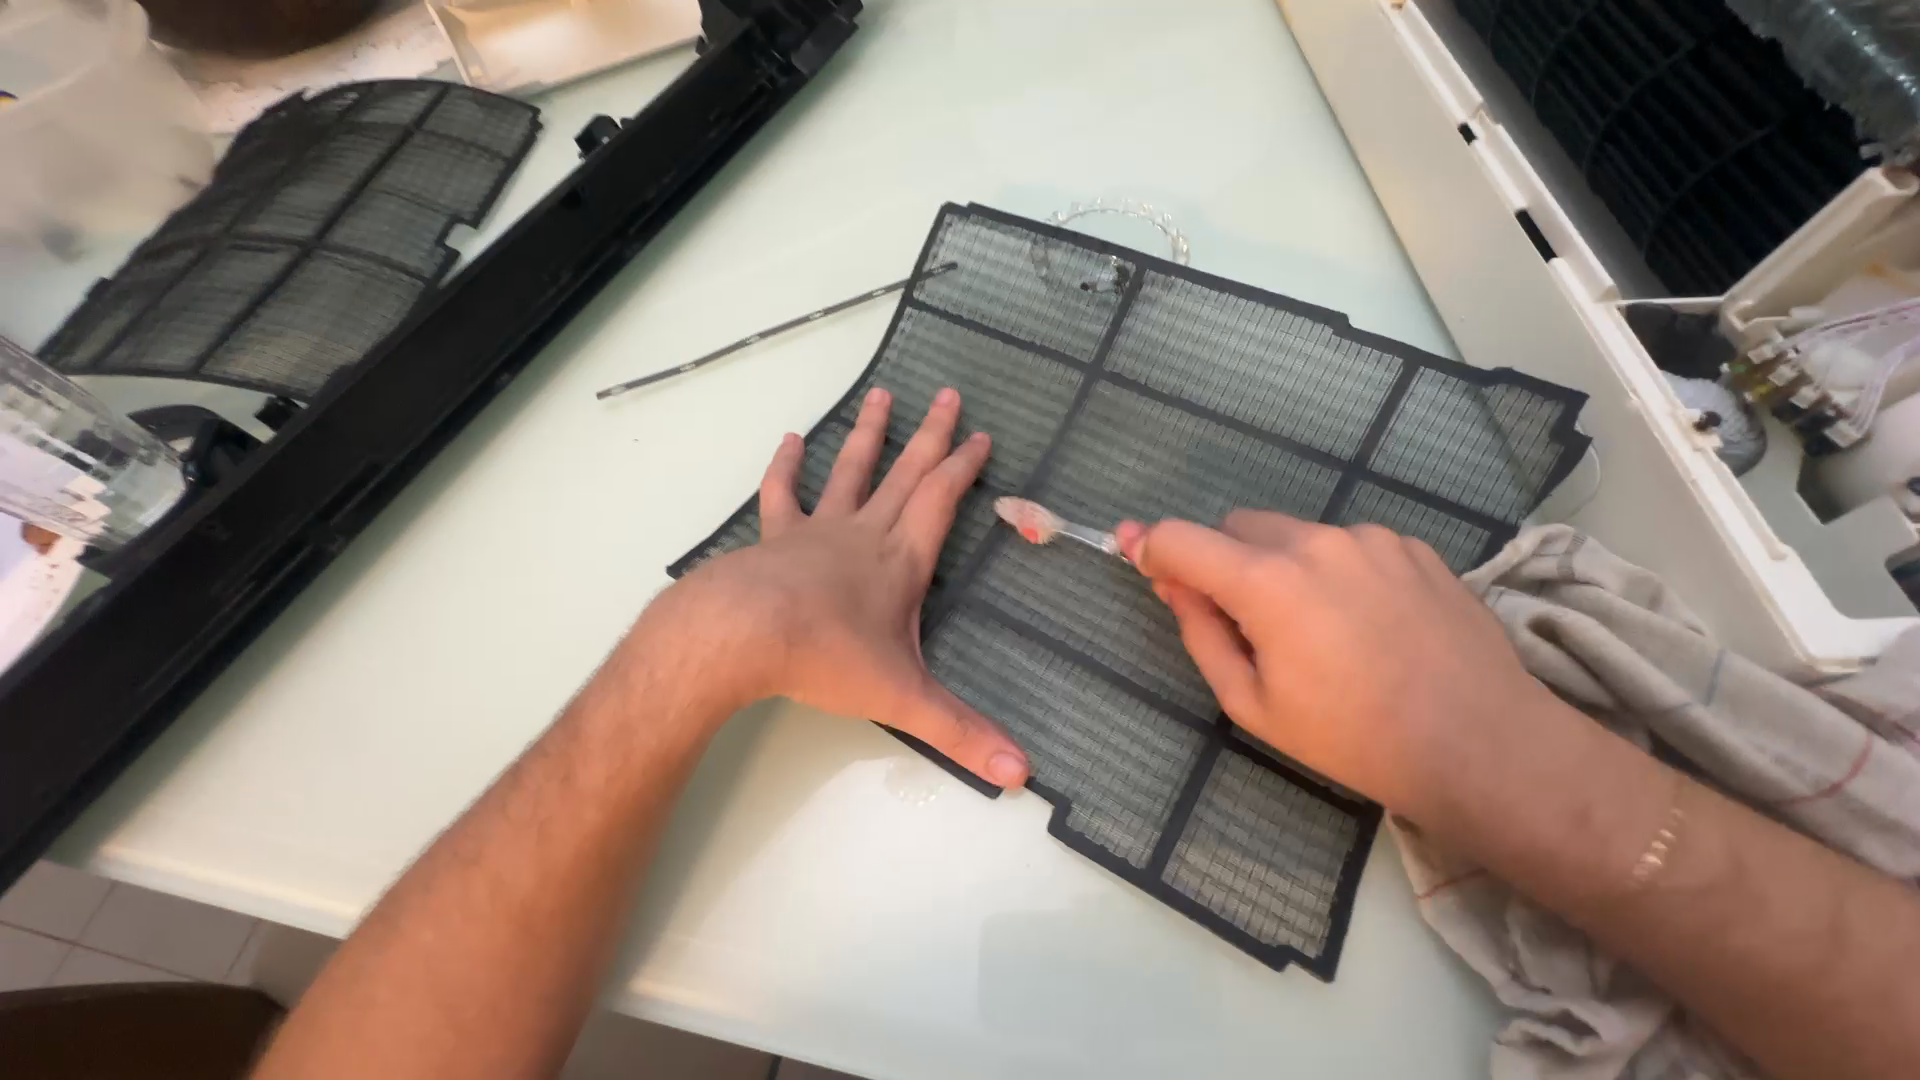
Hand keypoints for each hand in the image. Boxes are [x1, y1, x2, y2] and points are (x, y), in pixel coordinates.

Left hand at [638, 385, 1030, 787]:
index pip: (942, 500)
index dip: (965, 467)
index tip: (982, 435)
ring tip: (882, 393)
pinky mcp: (775, 537)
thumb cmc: (826, 658)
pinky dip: (787, 466)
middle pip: (906, 472)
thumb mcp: (904, 699)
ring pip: (851, 470)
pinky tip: (790, 440)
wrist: (740, 637)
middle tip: (950, 393)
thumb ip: (962, 733)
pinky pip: (784, 493)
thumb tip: (1022, 773)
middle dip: (932, 435)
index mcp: (902, 560)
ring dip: (870, 433)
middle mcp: (865, 533)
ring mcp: (817, 529)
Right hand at [1115, 511, 1553, 820]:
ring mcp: (1370, 538)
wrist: (1481, 744)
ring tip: (1318, 628)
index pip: (1181, 538)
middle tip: (1242, 618)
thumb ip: (1200, 633)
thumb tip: (1172, 585)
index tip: (1138, 557)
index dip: (1150, 546)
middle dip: (1222, 560)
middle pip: (1236, 525)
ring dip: (1279, 565)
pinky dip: (1332, 570)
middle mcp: (1315, 541)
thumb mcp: (1251, 703)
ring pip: (1293, 533)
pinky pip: (1345, 544)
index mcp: (1267, 582)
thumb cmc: (1352, 737)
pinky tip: (1365, 621)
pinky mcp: (1412, 546)